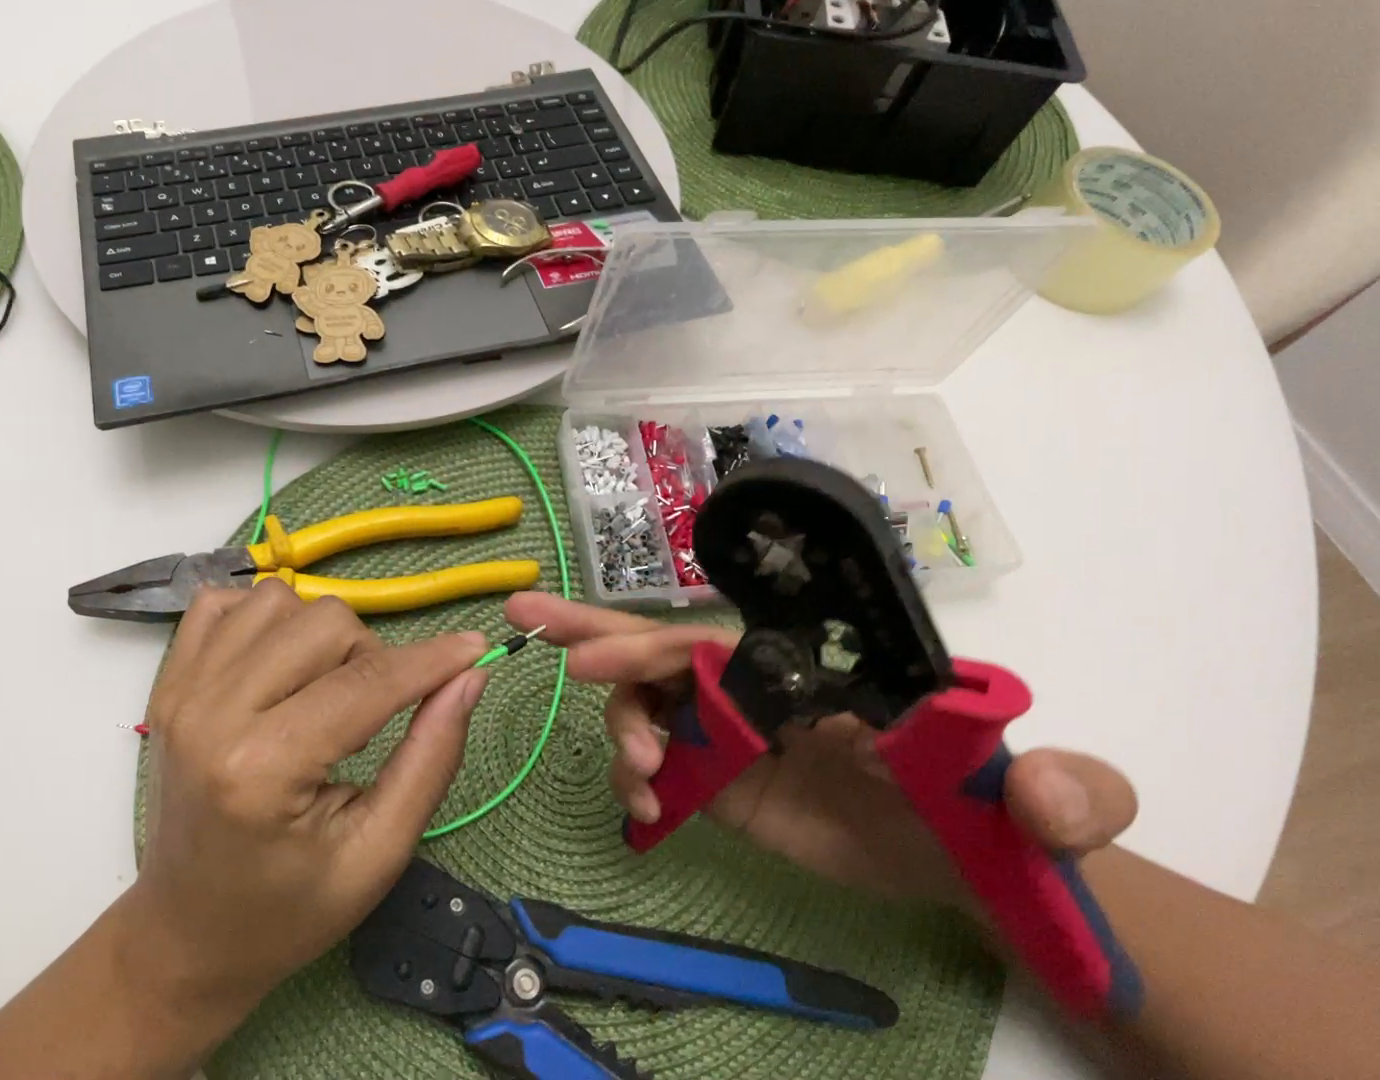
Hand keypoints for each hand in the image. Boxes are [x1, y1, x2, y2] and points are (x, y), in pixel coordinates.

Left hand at [129, 581, 489, 1011]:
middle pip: (323, 622)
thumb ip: (431, 759)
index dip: (431, 660)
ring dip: (319, 635)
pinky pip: (222, 603)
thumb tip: (470, 676)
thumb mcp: (377, 853)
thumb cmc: (287, 909)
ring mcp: (181, 690)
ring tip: (323, 693)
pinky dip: (264, 620)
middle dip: (371, 657)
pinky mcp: (167, 682)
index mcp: (262, 768)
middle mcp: (211, 712)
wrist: (187, 932)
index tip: (476, 647)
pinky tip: (279, 665)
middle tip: (373, 714)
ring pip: (277, 601)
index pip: (366, 683)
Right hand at [505, 592, 1138, 907]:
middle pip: (664, 652)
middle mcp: (759, 690)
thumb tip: (1045, 797)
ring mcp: (733, 735)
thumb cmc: (992, 810)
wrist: (965, 861)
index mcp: (813, 671)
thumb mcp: (1048, 802)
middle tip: (531, 626)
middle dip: (599, 639)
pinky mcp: (722, 784)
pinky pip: (658, 766)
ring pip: (649, 708)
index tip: (608, 663)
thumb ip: (1068, 795)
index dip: (657, 644)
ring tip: (645, 778)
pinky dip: (634, 778)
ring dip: (623, 732)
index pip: (719, 644)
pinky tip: (643, 806)